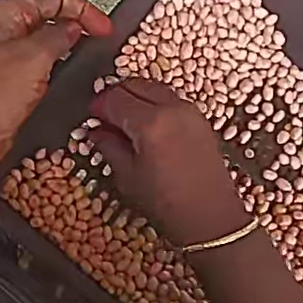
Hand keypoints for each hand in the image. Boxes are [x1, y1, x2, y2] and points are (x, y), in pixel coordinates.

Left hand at [0, 0, 112, 178]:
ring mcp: (7, 55)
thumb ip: (59, 36)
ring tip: (89, 58)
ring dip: (69, 46)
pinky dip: (57, 67)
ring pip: (47, 41)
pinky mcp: (11, 81)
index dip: (84, 8)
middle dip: (78, 23)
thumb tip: (74, 28)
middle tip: (102, 41)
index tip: (105, 30)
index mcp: (8, 12)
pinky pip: (40, 65)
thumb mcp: (34, 57)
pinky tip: (67, 77)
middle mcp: (6, 29)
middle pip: (51, 14)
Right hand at [89, 78, 249, 246]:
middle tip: (103, 117)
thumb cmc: (168, 204)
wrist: (211, 218)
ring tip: (123, 123)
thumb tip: (96, 132)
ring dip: (136, 98)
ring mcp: (189, 112)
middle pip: (135, 85)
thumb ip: (109, 147)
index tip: (91, 117)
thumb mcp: (128, 177)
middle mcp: (172, 109)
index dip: (98, 106)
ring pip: (154, 89)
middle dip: (116, 96)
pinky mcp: (200, 120)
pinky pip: (170, 100)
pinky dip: (154, 105)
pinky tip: (146, 127)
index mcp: (150, 122)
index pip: (115, 98)